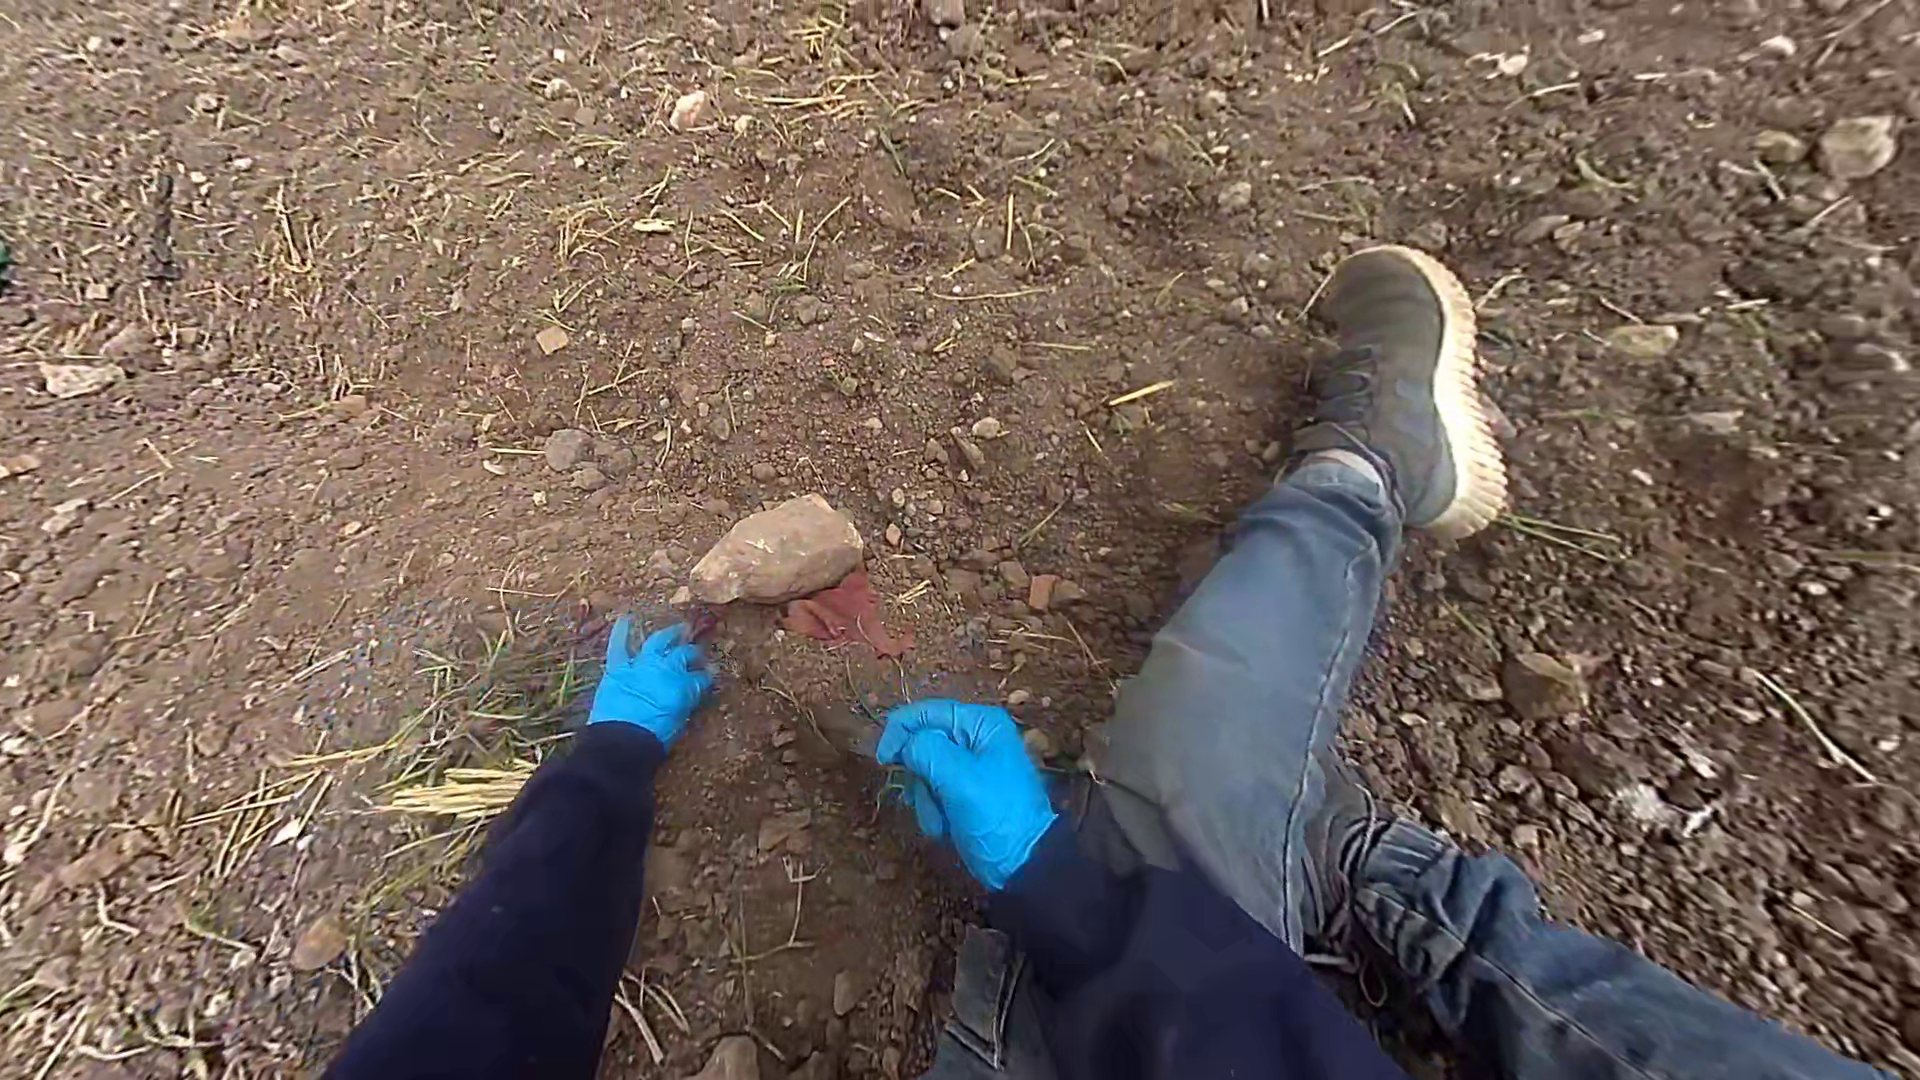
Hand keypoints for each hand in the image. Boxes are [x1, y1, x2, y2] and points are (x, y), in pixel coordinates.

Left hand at [587, 618, 712, 746]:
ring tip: (678, 628)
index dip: (706, 676)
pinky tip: (625, 619)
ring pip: (659, 642)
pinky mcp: (618, 669)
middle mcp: (667, 668)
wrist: (620, 743)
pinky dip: (620, 632)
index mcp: (685, 685)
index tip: (708, 676)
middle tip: (696, 654)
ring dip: (670, 634)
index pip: (702, 676)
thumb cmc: (654, 738)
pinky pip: (619, 646)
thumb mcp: (680, 720)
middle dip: (693, 653)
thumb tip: (695, 691)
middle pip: (685, 654)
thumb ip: (689, 701)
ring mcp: (642, 665)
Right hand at [876, 700, 1056, 890]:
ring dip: (924, 798)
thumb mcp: (960, 778)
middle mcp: (974, 738)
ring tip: (940, 820)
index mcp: (980, 723)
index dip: (901, 730)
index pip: (928, 712)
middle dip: (919, 775)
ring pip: (923, 770)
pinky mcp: (961, 792)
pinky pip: (931, 792)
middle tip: (926, 797)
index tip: (884, 759)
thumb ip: (928, 751)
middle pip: (923, 742)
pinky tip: (944, 828)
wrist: (1023, 864)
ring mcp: (967, 766)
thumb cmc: (996, 814)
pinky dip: (932, 811)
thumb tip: (905, 744)